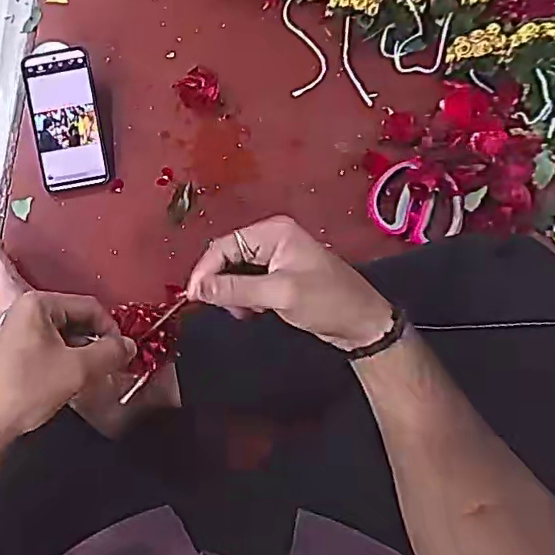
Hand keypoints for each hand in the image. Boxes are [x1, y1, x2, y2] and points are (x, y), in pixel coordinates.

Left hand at [0, 292, 135, 450]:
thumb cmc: (22, 392)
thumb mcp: (77, 370)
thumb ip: (109, 353)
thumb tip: (128, 345)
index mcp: (37, 304)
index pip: (90, 306)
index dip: (111, 329)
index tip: (122, 351)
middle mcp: (25, 311)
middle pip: (78, 319)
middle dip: (98, 343)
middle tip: (113, 364)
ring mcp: (18, 332)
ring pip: (66, 336)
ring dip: (84, 355)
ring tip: (95, 376)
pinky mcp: (15, 352)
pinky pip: (51, 348)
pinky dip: (67, 362)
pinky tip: (74, 382)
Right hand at [185, 215, 394, 350]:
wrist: (362, 323)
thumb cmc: (327, 301)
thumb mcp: (279, 294)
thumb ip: (236, 289)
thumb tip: (197, 288)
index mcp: (273, 232)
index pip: (224, 245)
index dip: (205, 270)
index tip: (192, 296)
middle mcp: (271, 238)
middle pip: (227, 257)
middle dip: (220, 283)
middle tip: (225, 308)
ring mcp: (275, 256)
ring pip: (235, 272)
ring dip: (232, 293)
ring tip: (245, 312)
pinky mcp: (277, 274)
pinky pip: (247, 282)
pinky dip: (244, 298)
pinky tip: (253, 311)